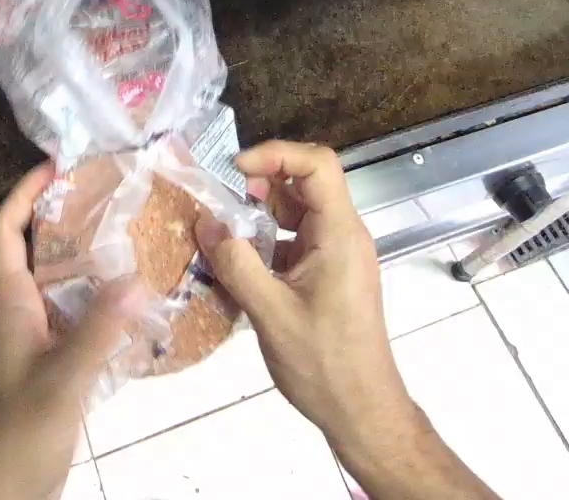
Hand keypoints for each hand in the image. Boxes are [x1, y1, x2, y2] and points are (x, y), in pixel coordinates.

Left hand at [0, 164, 135, 499]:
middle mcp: (15, 312)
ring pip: (53, 285)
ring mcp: (28, 340)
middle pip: (32, 251)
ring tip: (126, 241)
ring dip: (82, 260)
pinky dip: (94, 303)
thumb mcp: (63, 379)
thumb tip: (138, 276)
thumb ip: (101, 330)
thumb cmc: (18, 434)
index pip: (5, 231)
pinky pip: (68, 318)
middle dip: (62, 218)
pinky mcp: (43, 365)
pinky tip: (128, 307)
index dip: (24, 193)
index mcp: (8, 303)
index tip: (56, 166)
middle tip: (106, 197)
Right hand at [196, 141, 497, 499]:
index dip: (276, 154)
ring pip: (297, 209)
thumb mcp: (271, 313)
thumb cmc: (325, 363)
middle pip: (305, 181)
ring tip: (221, 225)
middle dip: (260, 179)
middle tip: (221, 195)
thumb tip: (204, 222)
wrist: (364, 414)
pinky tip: (235, 258)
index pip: (317, 164)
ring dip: (258, 210)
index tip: (235, 170)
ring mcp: (336, 253)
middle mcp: (342, 234)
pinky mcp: (326, 273)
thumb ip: (236, 264)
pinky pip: (293, 237)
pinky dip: (264, 237)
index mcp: (340, 233)